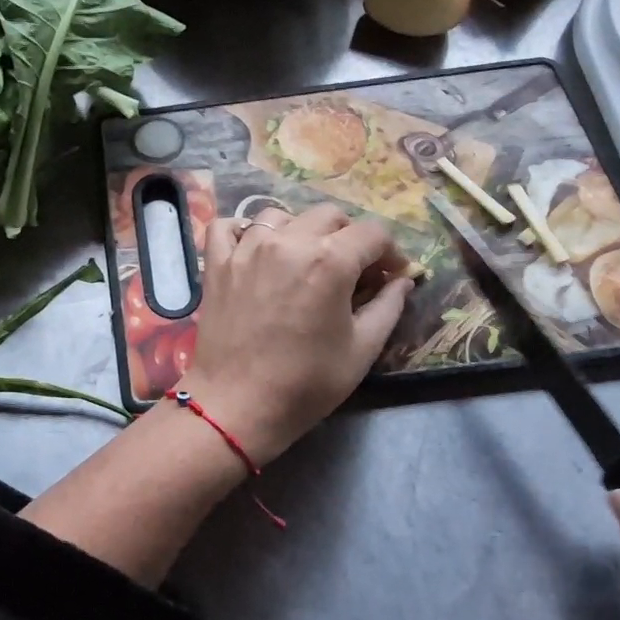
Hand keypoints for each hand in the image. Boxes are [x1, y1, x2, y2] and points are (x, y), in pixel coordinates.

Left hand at [175, 204, 413, 465]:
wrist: (238, 404)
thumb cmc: (306, 383)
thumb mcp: (362, 349)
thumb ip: (388, 306)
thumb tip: (402, 280)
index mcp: (330, 261)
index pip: (372, 233)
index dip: (390, 251)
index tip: (392, 274)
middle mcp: (288, 241)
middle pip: (329, 216)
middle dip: (349, 237)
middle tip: (353, 269)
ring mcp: (247, 248)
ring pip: (280, 215)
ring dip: (300, 231)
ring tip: (304, 260)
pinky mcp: (217, 262)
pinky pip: (228, 226)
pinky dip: (243, 230)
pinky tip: (255, 250)